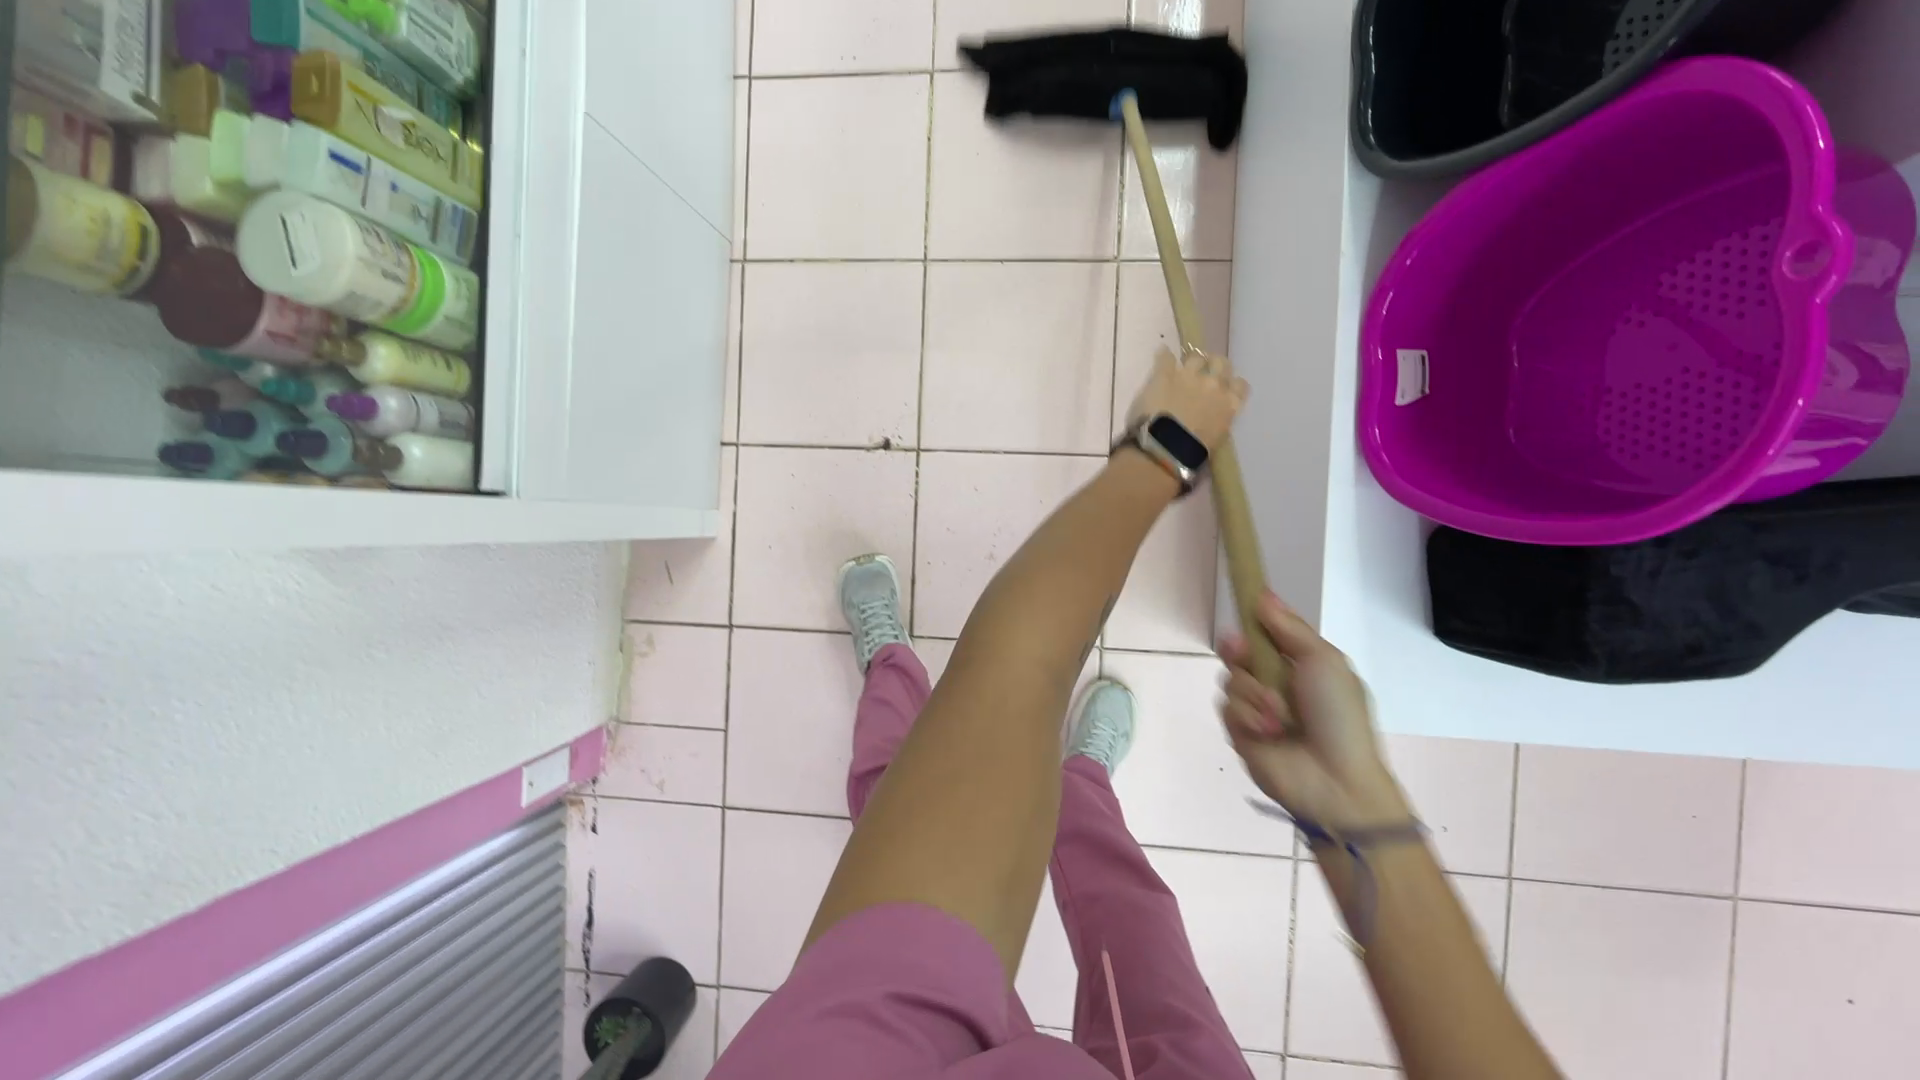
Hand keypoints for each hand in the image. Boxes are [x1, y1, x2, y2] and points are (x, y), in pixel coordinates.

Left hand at [1126, 347, 1249, 451]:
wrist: (1165, 448)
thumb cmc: (1192, 452)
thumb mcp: (1216, 438)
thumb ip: (1219, 420)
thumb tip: (1214, 416)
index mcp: (1230, 404)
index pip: (1240, 385)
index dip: (1231, 383)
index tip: (1224, 387)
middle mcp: (1214, 385)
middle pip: (1221, 363)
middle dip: (1215, 366)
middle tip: (1205, 372)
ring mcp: (1189, 376)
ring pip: (1196, 357)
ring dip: (1191, 361)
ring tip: (1182, 367)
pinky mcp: (1164, 375)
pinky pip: (1165, 356)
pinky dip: (1163, 355)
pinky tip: (1162, 353)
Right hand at [1218, 593, 1411, 829]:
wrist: (1336, 780)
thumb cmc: (1338, 715)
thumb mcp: (1324, 661)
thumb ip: (1290, 628)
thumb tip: (1262, 594)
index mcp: (1300, 663)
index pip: (1267, 633)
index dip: (1254, 621)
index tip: (1243, 608)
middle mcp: (1275, 682)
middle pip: (1239, 653)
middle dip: (1239, 652)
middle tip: (1243, 654)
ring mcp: (1256, 709)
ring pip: (1231, 681)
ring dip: (1254, 695)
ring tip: (1279, 717)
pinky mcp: (1240, 733)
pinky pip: (1227, 709)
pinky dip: (1248, 717)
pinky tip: (1269, 732)